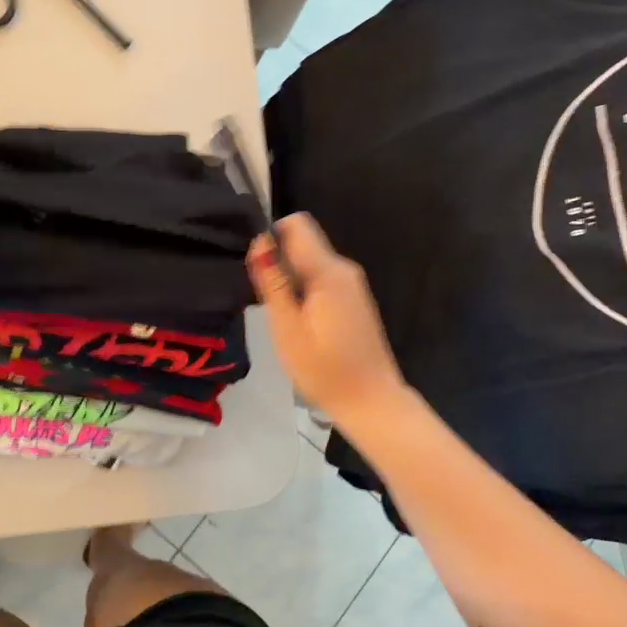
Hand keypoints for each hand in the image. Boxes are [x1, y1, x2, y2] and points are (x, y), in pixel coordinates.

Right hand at [248, 213, 407, 421]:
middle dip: (278, 261)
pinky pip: (321, 280)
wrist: (370, 401)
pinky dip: (304, 291)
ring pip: (311, 262)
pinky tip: (297, 322)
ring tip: (277, 313)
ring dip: (289, 278)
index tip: (256, 267)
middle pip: (303, 243)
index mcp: (328, 271)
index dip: (271, 236)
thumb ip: (273, 283)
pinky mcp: (353, 300)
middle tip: (262, 298)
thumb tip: (260, 242)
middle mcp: (343, 269)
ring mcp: (351, 285)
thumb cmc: (323, 369)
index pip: (296, 225)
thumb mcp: (288, 328)